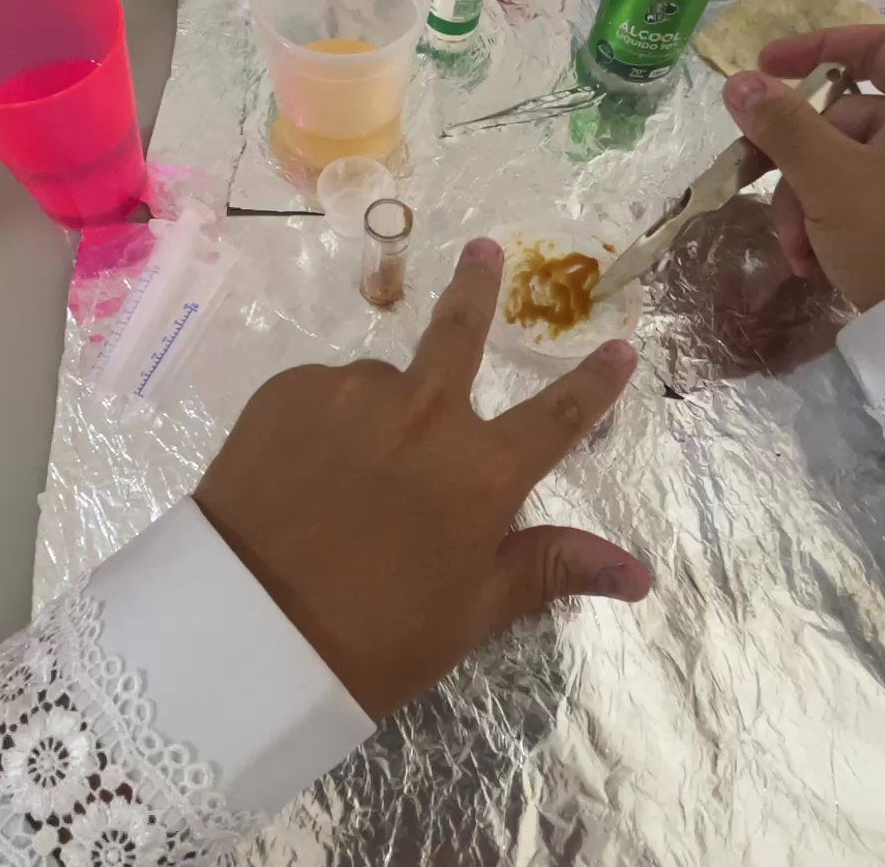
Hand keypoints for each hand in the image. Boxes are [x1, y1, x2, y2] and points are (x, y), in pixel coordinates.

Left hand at [194, 239, 652, 718]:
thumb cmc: (371, 635)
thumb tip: (641, 574)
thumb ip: (550, 568)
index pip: (556, 417)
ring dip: (382, 409)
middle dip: (478, 286)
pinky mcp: (290, 388)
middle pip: (460, 331)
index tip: (621, 346)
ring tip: (347, 471)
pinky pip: (325, 392)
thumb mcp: (470, 610)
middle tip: (483, 249)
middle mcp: (423, 411)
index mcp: (479, 470)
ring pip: (383, 383)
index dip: (594, 383)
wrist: (244, 627)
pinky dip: (328, 420)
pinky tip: (304, 464)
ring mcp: (352, 390)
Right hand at [720, 25, 884, 310]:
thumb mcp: (830, 177)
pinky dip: (837, 220)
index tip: (758, 71)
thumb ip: (781, 125)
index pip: (874, 45)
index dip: (810, 52)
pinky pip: (873, 193)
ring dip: (809, 205)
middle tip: (768, 202)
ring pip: (851, 164)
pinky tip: (819, 259)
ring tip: (799, 251)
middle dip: (799, 169)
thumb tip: (738, 83)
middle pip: (848, 120)